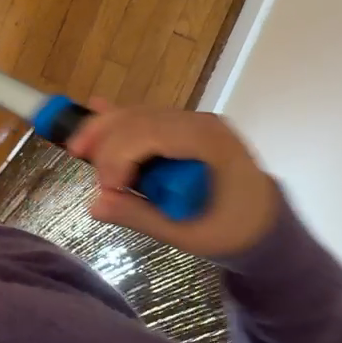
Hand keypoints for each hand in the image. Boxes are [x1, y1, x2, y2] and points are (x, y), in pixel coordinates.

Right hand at [64, 103, 279, 258]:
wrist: (264, 224)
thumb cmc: (232, 232)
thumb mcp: (188, 235)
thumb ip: (141, 217)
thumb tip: (95, 204)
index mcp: (211, 144)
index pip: (152, 134)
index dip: (120, 155)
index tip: (107, 188)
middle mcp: (202, 123)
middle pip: (140, 119)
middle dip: (106, 140)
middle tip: (82, 165)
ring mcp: (193, 123)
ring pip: (139, 115)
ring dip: (106, 129)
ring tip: (78, 147)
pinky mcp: (183, 129)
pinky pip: (147, 120)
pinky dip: (120, 121)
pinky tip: (94, 107)